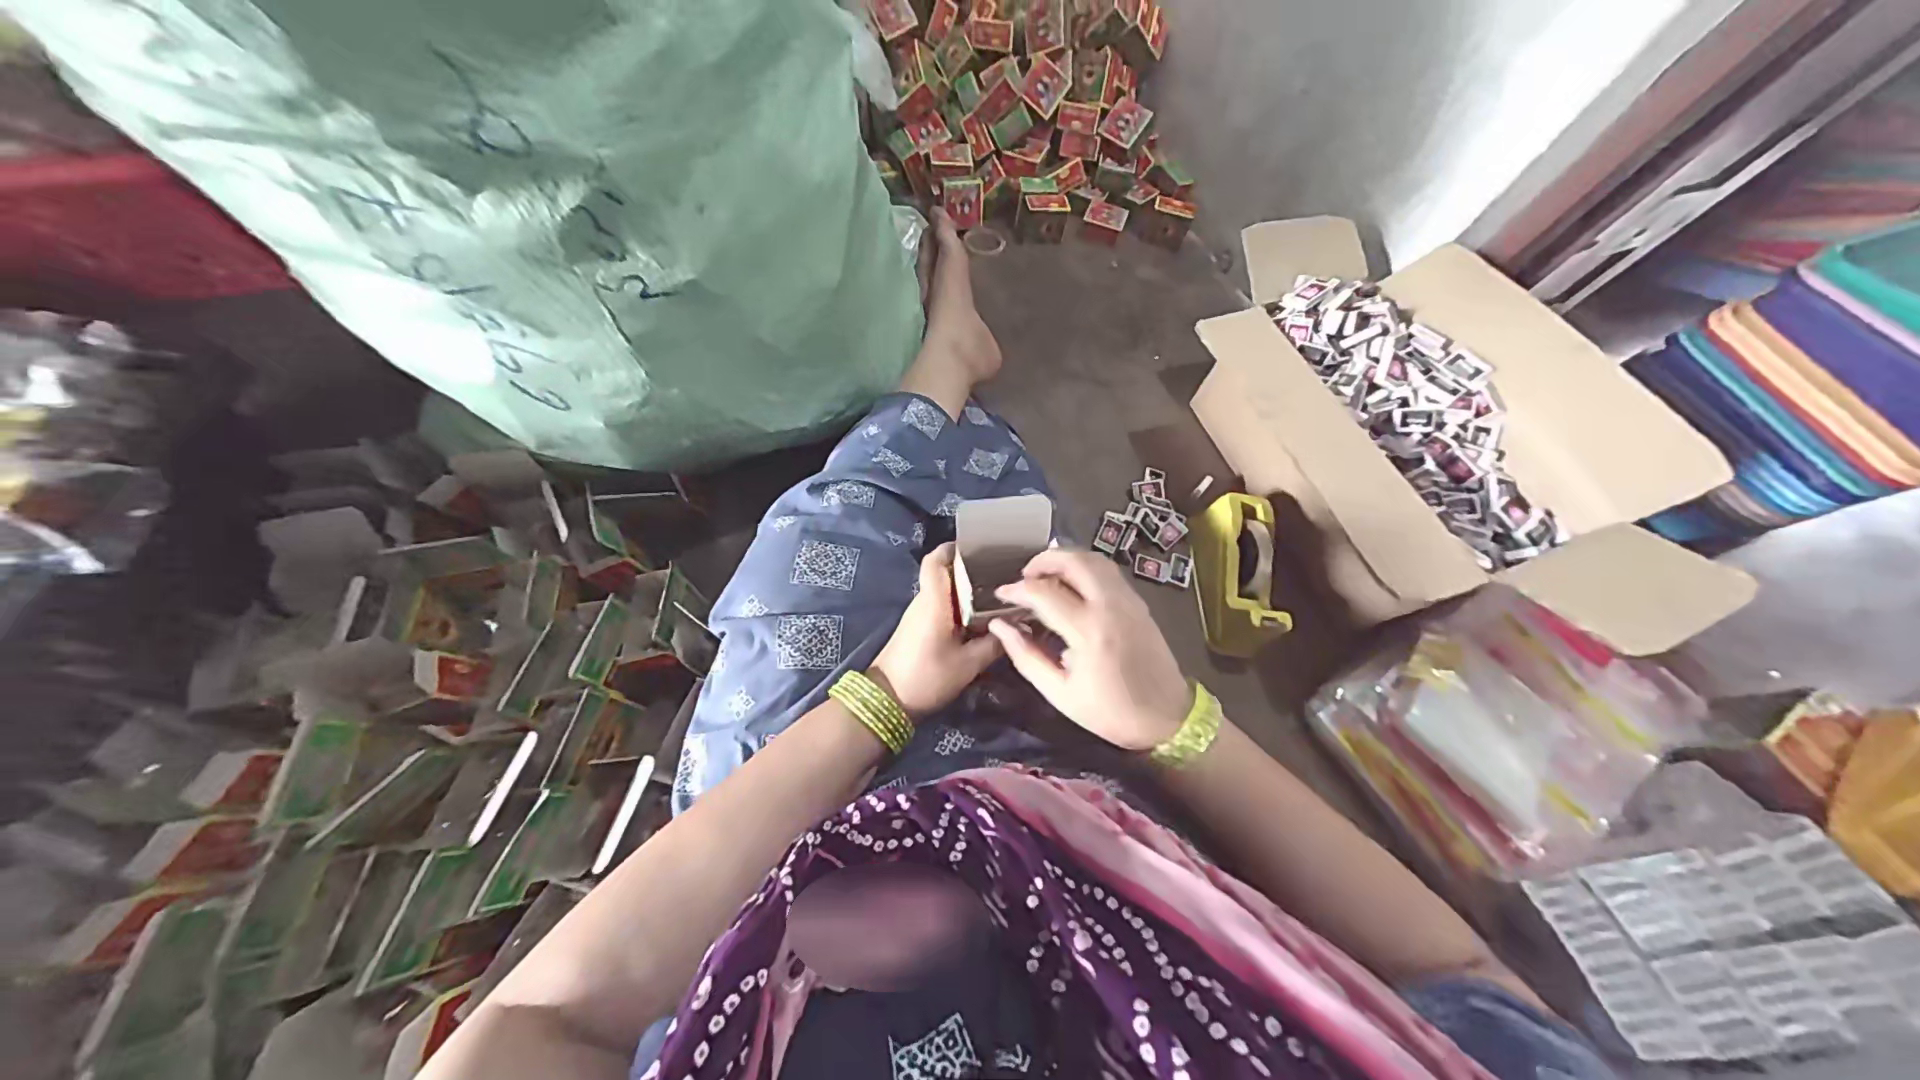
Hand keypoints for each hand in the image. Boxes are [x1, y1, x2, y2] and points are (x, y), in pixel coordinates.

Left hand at [869, 543, 1003, 716]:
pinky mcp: (918, 628)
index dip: (954, 548)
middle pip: (946, 573)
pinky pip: (942, 606)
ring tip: (999, 595)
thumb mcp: (968, 664)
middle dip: (972, 570)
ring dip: (968, 591)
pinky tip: (982, 618)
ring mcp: (919, 614)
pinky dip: (961, 607)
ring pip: (945, 591)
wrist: (888, 701)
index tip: (981, 548)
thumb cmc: (927, 677)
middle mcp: (924, 601)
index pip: (936, 560)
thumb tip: (1021, 626)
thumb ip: (995, 643)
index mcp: (934, 601)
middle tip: (1003, 574)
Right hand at [987, 550, 1189, 750]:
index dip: (1016, 589)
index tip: (1001, 596)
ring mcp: (1129, 601)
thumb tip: (1000, 626)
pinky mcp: (1139, 603)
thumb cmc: (1111, 712)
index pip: (1043, 592)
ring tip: (1045, 577)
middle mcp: (1110, 607)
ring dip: (1065, 560)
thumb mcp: (1059, 693)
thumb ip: (1026, 655)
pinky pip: (1108, 571)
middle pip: (1073, 561)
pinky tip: (1071, 585)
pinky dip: (1084, 568)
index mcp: (1088, 632)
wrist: (1168, 718)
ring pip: (1094, 559)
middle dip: (1042, 561)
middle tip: (1024, 577)